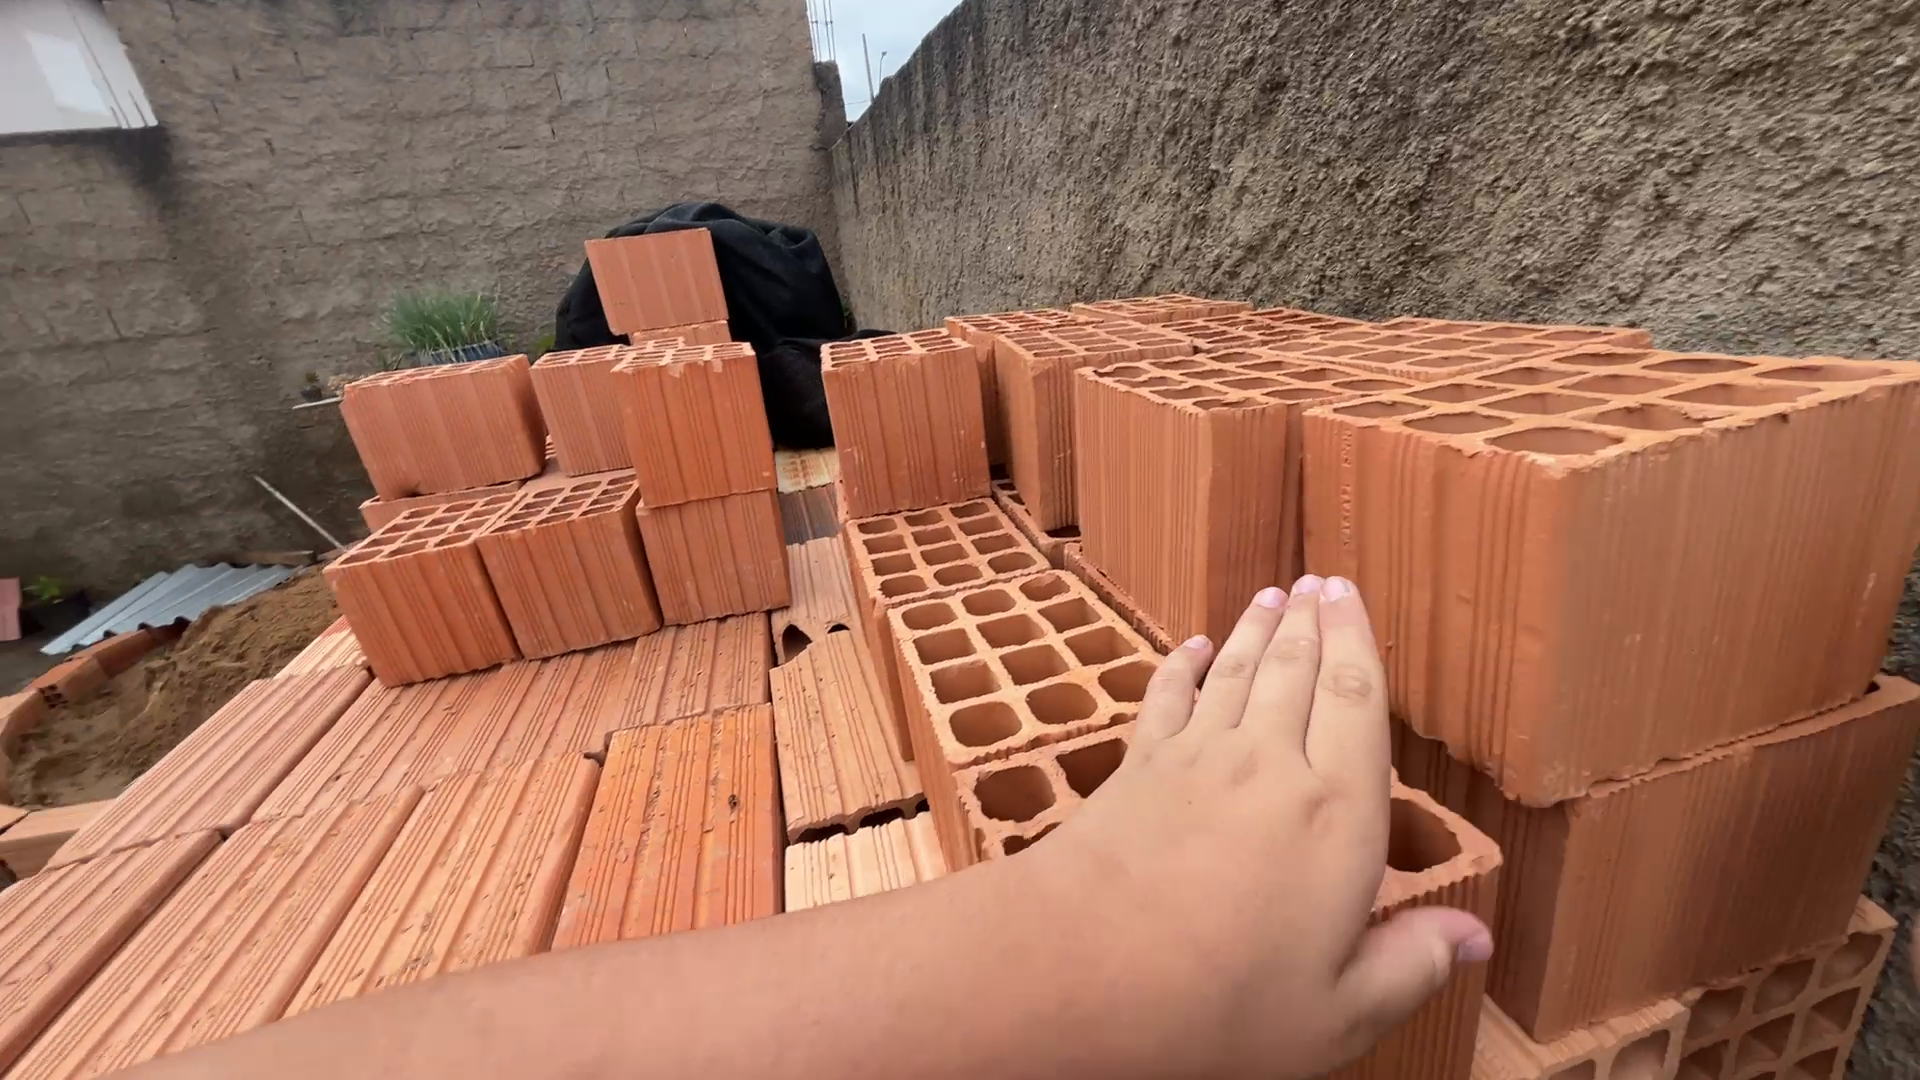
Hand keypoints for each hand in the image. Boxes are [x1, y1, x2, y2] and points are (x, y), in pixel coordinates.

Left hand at [1032, 576, 1492, 1077]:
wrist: (1088, 965)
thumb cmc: (1223, 1002)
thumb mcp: (1341, 1013)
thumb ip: (1409, 962)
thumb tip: (1475, 939)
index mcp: (1336, 814)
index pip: (1358, 702)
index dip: (1357, 641)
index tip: (1350, 596)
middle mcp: (1268, 764)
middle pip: (1295, 669)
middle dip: (1309, 621)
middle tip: (1315, 581)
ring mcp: (1196, 755)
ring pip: (1235, 672)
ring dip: (1254, 630)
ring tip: (1270, 595)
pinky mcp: (1140, 762)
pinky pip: (1166, 697)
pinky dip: (1180, 666)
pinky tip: (1192, 646)